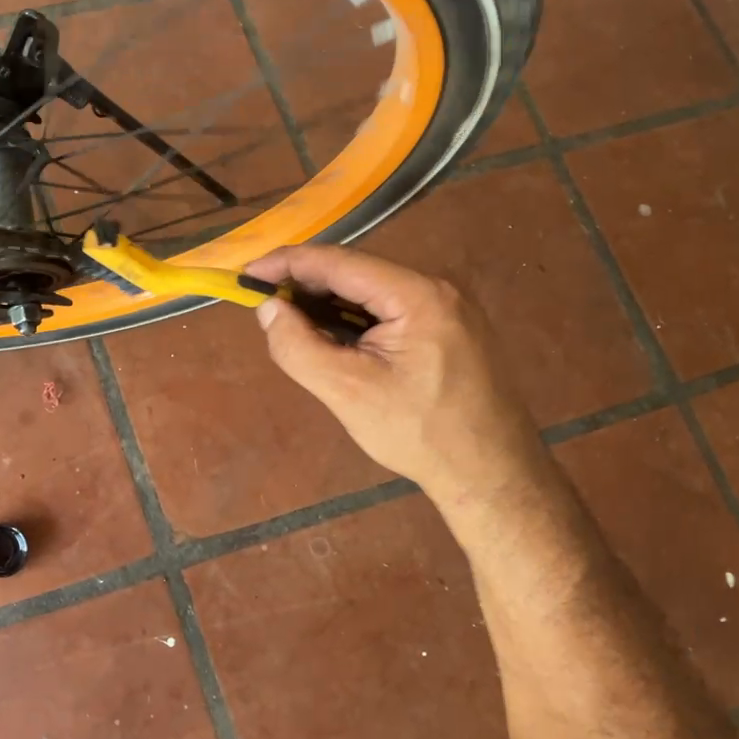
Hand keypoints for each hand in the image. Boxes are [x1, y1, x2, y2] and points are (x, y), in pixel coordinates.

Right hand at [246, 245, 550, 503]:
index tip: (245, 274)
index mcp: (418, 295)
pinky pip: (389, 309)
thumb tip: (267, 309)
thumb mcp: (346, 391)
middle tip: (262, 301)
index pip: (338, 262)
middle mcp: (438, 289)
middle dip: (305, 283)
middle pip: (356, 271)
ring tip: (289, 318)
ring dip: (327, 301)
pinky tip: (331, 335)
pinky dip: (352, 316)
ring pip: (371, 291)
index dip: (287, 264)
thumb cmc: (418, 433)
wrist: (493, 476)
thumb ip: (298, 346)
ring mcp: (448, 309)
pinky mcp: (450, 330)